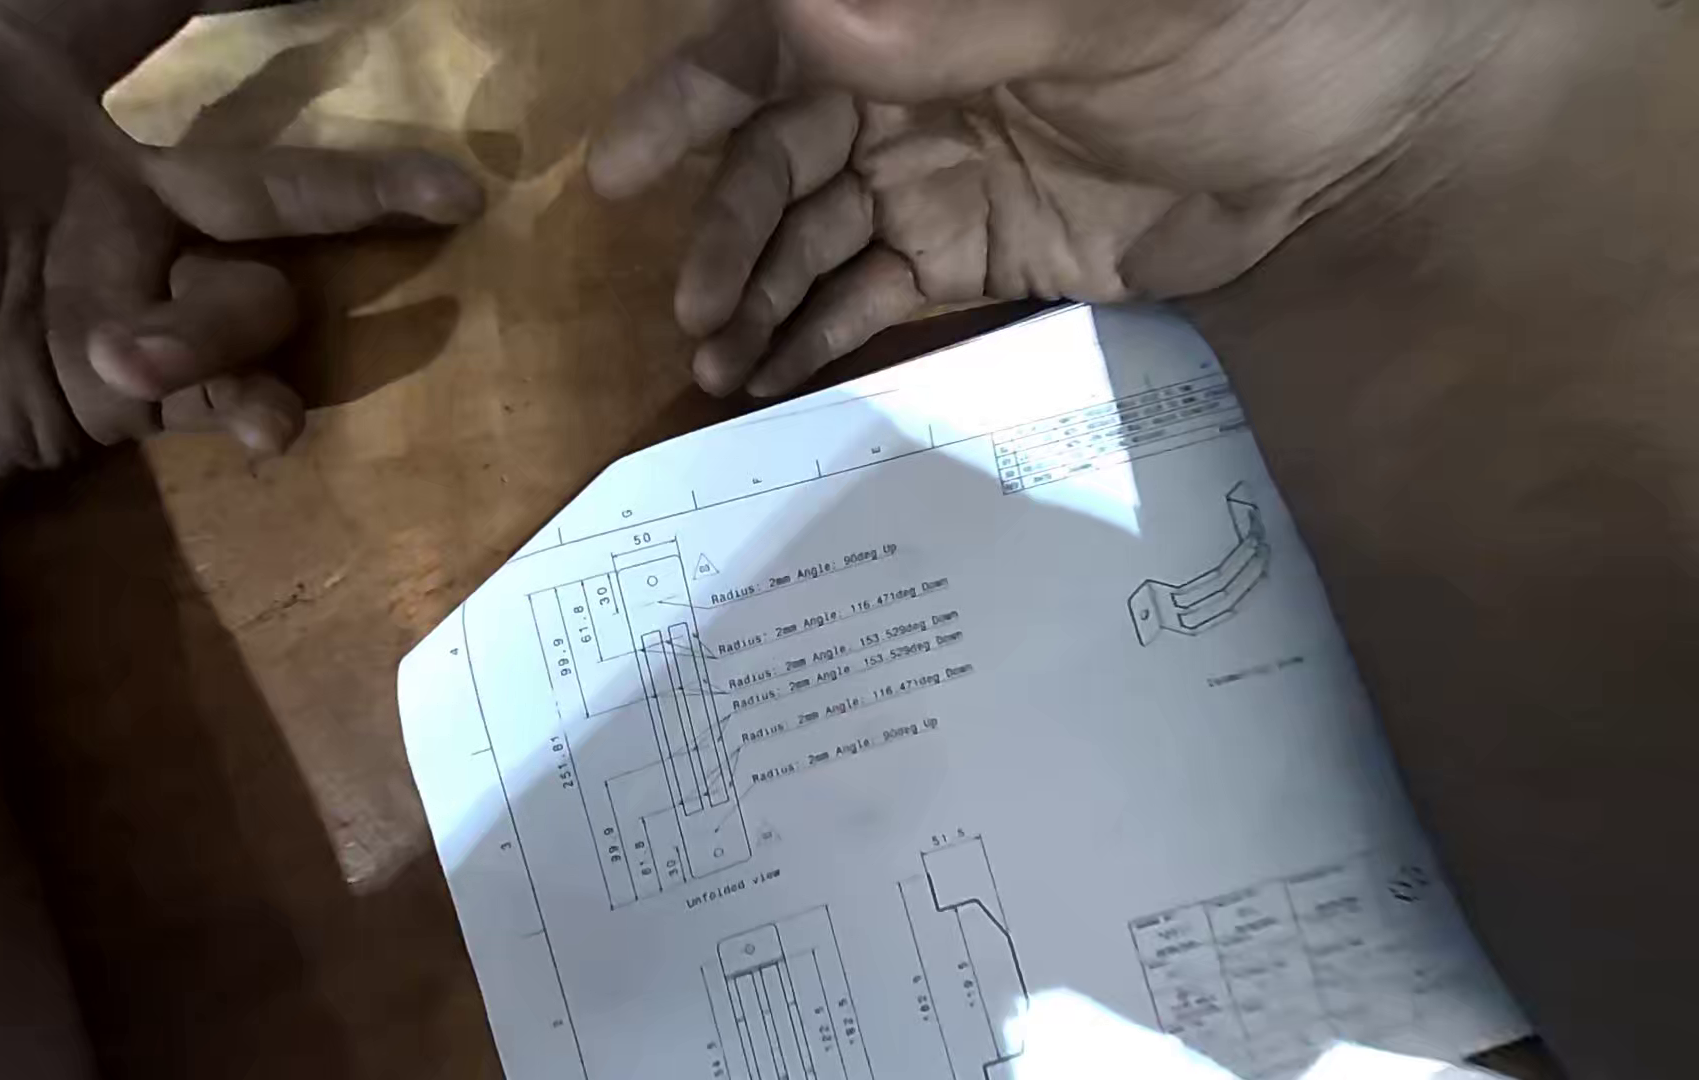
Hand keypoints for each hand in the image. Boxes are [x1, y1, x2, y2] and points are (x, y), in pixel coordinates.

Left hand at [0, 0, 482, 485]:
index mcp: (24, 102)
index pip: (126, 13)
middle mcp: (124, 199)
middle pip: (277, 188)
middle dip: (370, 188)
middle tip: (456, 193)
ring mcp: (150, 297)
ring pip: (254, 305)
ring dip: (216, 330)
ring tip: (126, 357)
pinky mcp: (155, 388)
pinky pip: (239, 395)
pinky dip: (262, 412)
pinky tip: (264, 432)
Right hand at [589, 0, 1511, 396]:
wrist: (1341, 153)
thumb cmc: (1264, 32)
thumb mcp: (1116, 9)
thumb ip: (960, 20)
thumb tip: (803, 16)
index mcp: (923, 12)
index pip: (774, 49)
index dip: (689, 107)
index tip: (618, 173)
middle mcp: (904, 92)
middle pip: (779, 171)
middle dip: (729, 244)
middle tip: (692, 320)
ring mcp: (925, 185)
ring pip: (812, 248)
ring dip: (760, 308)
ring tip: (718, 371)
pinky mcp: (955, 261)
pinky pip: (865, 302)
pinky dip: (818, 338)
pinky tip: (777, 380)